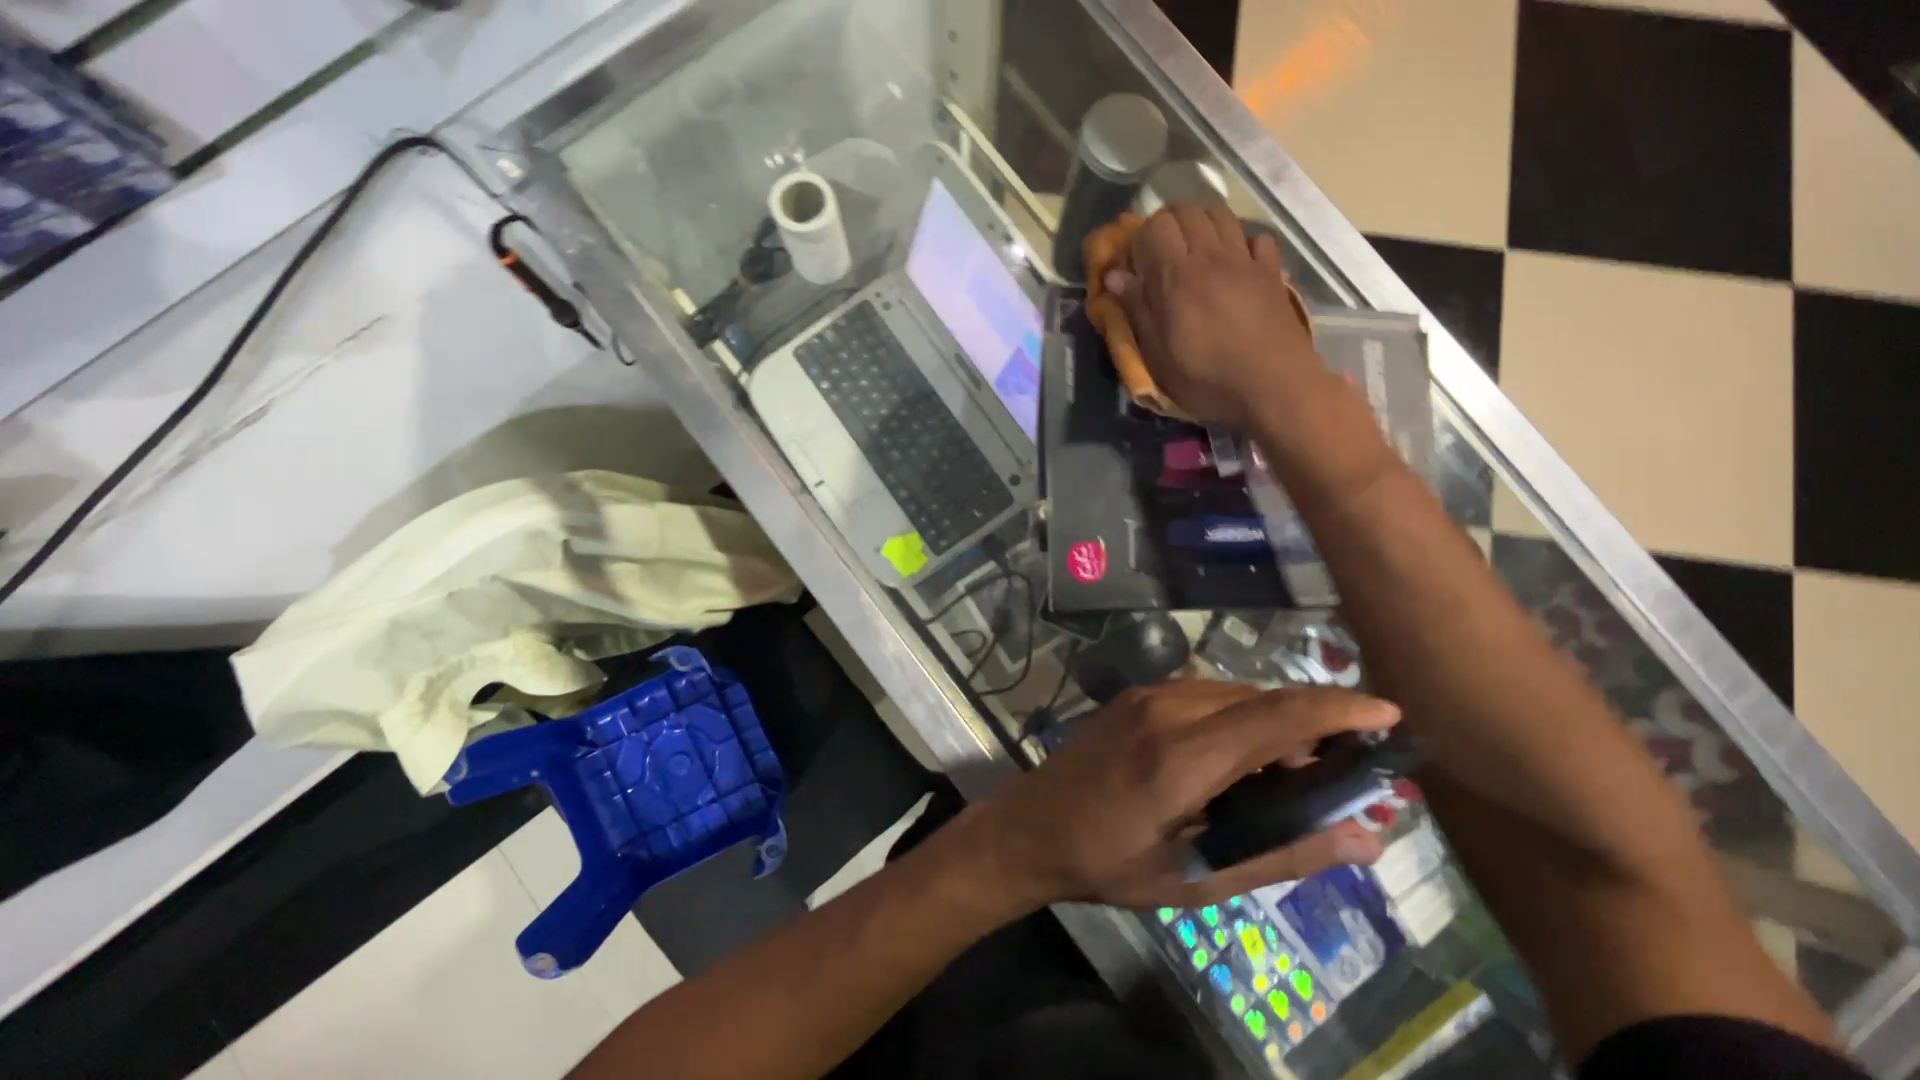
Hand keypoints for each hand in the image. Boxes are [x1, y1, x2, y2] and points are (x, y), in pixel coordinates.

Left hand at [972, 681, 1400, 910]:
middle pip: (1265, 700)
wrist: (1025, 830)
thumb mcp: (1196, 877)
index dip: (1340, 708)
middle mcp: (1168, 708)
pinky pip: (1209, 695)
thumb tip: (1366, 840)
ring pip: (1238, 694)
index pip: (1279, 714)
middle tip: (1351, 769)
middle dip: (1317, 725)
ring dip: (1278, 722)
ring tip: (1298, 774)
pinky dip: (1243, 717)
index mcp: (1182, 756)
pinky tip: (1246, 758)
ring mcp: (1148, 695)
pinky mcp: (1137, 695)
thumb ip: (1282, 855)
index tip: (1391, 716)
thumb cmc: (1108, 865)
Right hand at [1107, 203, 1323, 429]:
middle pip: (1188, 210)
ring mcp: (1246, 261)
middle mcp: (1211, 257)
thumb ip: (1137, 310)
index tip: (1137, 264)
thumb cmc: (1208, 378)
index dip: (1141, 237)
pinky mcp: (1272, 273)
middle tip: (1162, 250)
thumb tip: (1115, 275)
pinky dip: (1243, 243)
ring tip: (1196, 249)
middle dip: (1169, 222)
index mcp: (1177, 277)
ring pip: (1222, 215)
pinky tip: (1237, 263)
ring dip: (1203, 223)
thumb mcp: (1159, 355)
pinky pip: (1257, 239)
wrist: (1275, 387)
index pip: (1154, 226)